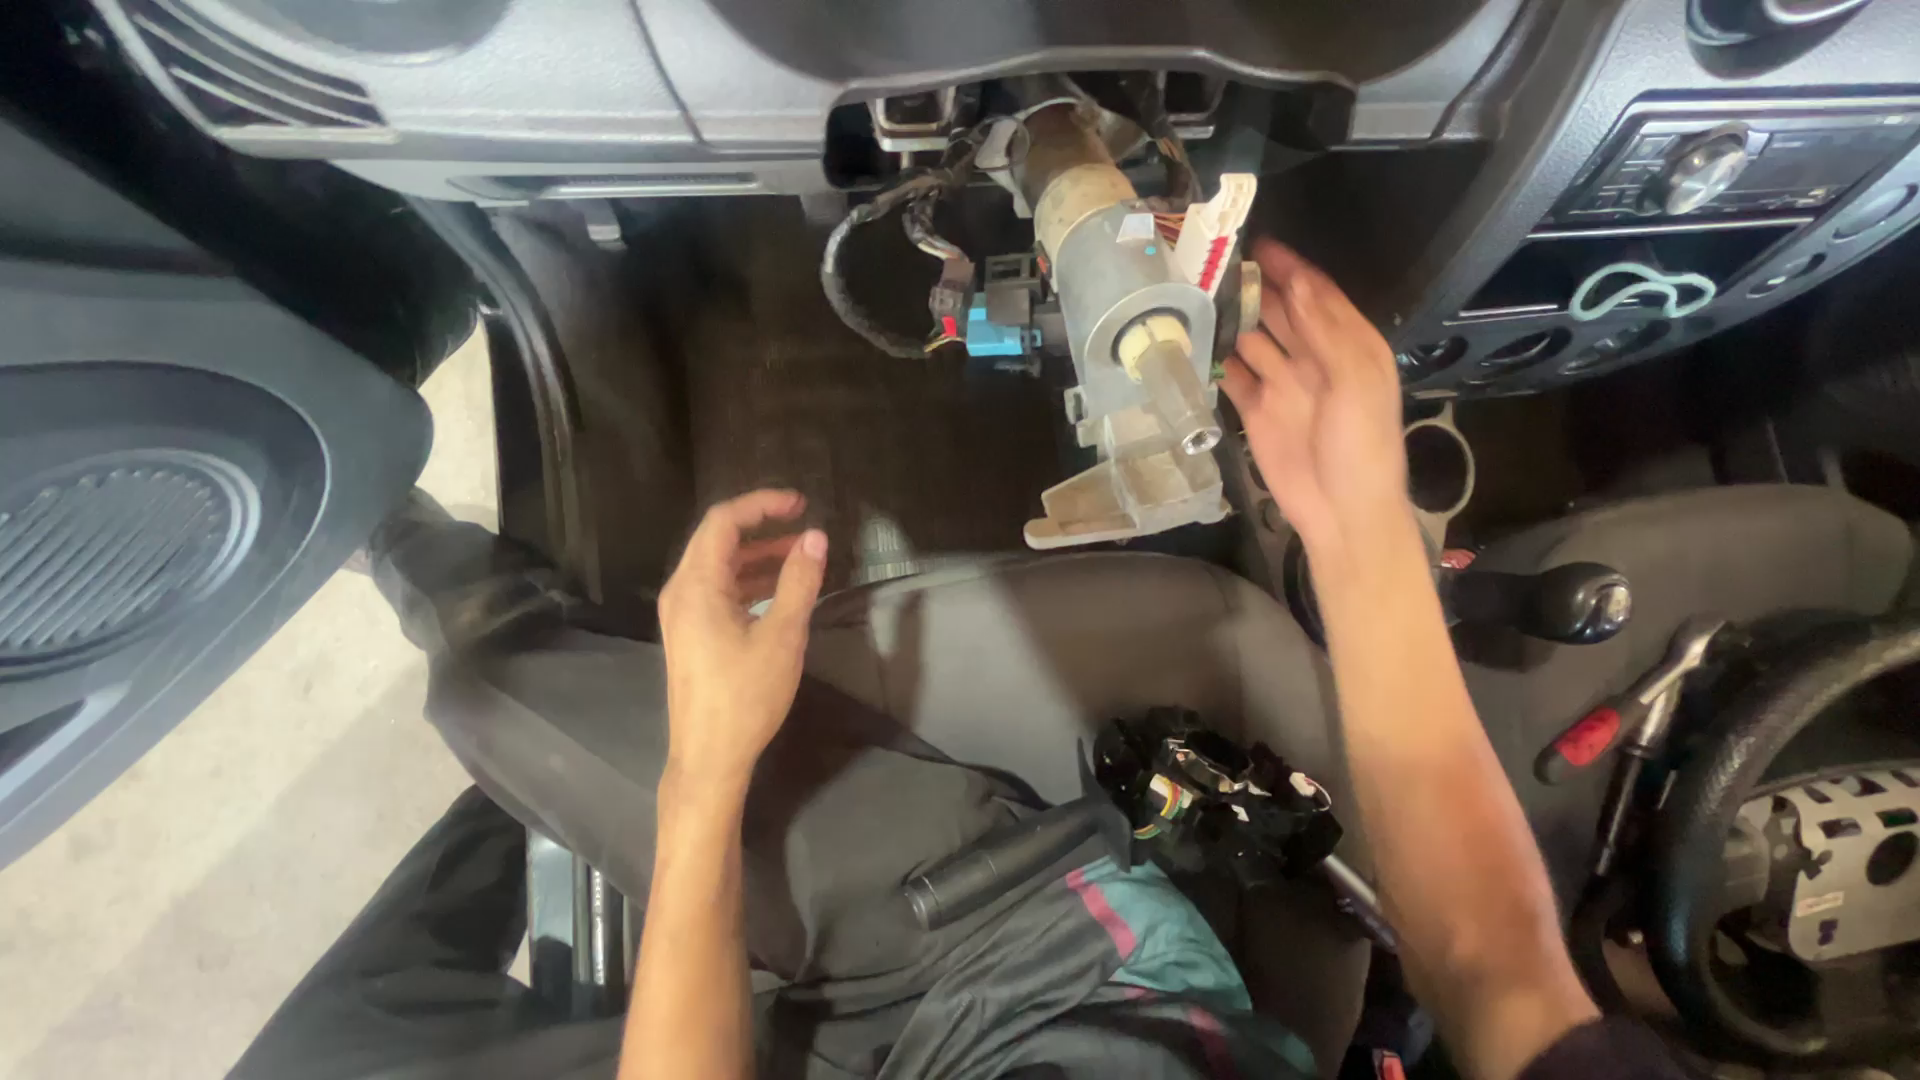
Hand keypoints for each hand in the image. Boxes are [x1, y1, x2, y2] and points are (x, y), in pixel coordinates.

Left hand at [658, 490, 828, 789]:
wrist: (709, 756)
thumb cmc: (746, 695)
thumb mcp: (783, 635)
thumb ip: (799, 582)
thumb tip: (816, 538)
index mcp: (697, 585)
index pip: (724, 521)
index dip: (762, 505)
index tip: (800, 504)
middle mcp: (681, 591)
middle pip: (718, 539)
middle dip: (763, 527)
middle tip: (804, 523)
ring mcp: (682, 614)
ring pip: (720, 566)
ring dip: (759, 556)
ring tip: (802, 558)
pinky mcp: (691, 633)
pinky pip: (719, 590)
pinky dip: (750, 582)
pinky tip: (781, 592)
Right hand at [1222, 240, 1413, 561]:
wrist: (1342, 509)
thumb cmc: (1362, 444)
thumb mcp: (1357, 381)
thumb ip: (1326, 331)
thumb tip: (1297, 283)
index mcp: (1348, 345)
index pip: (1316, 295)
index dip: (1290, 269)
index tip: (1259, 242)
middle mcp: (1313, 358)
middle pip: (1281, 312)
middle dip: (1254, 287)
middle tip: (1216, 263)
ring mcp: (1282, 384)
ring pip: (1253, 341)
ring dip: (1231, 320)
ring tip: (1197, 294)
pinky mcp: (1256, 410)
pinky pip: (1233, 378)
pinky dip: (1216, 360)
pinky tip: (1194, 342)